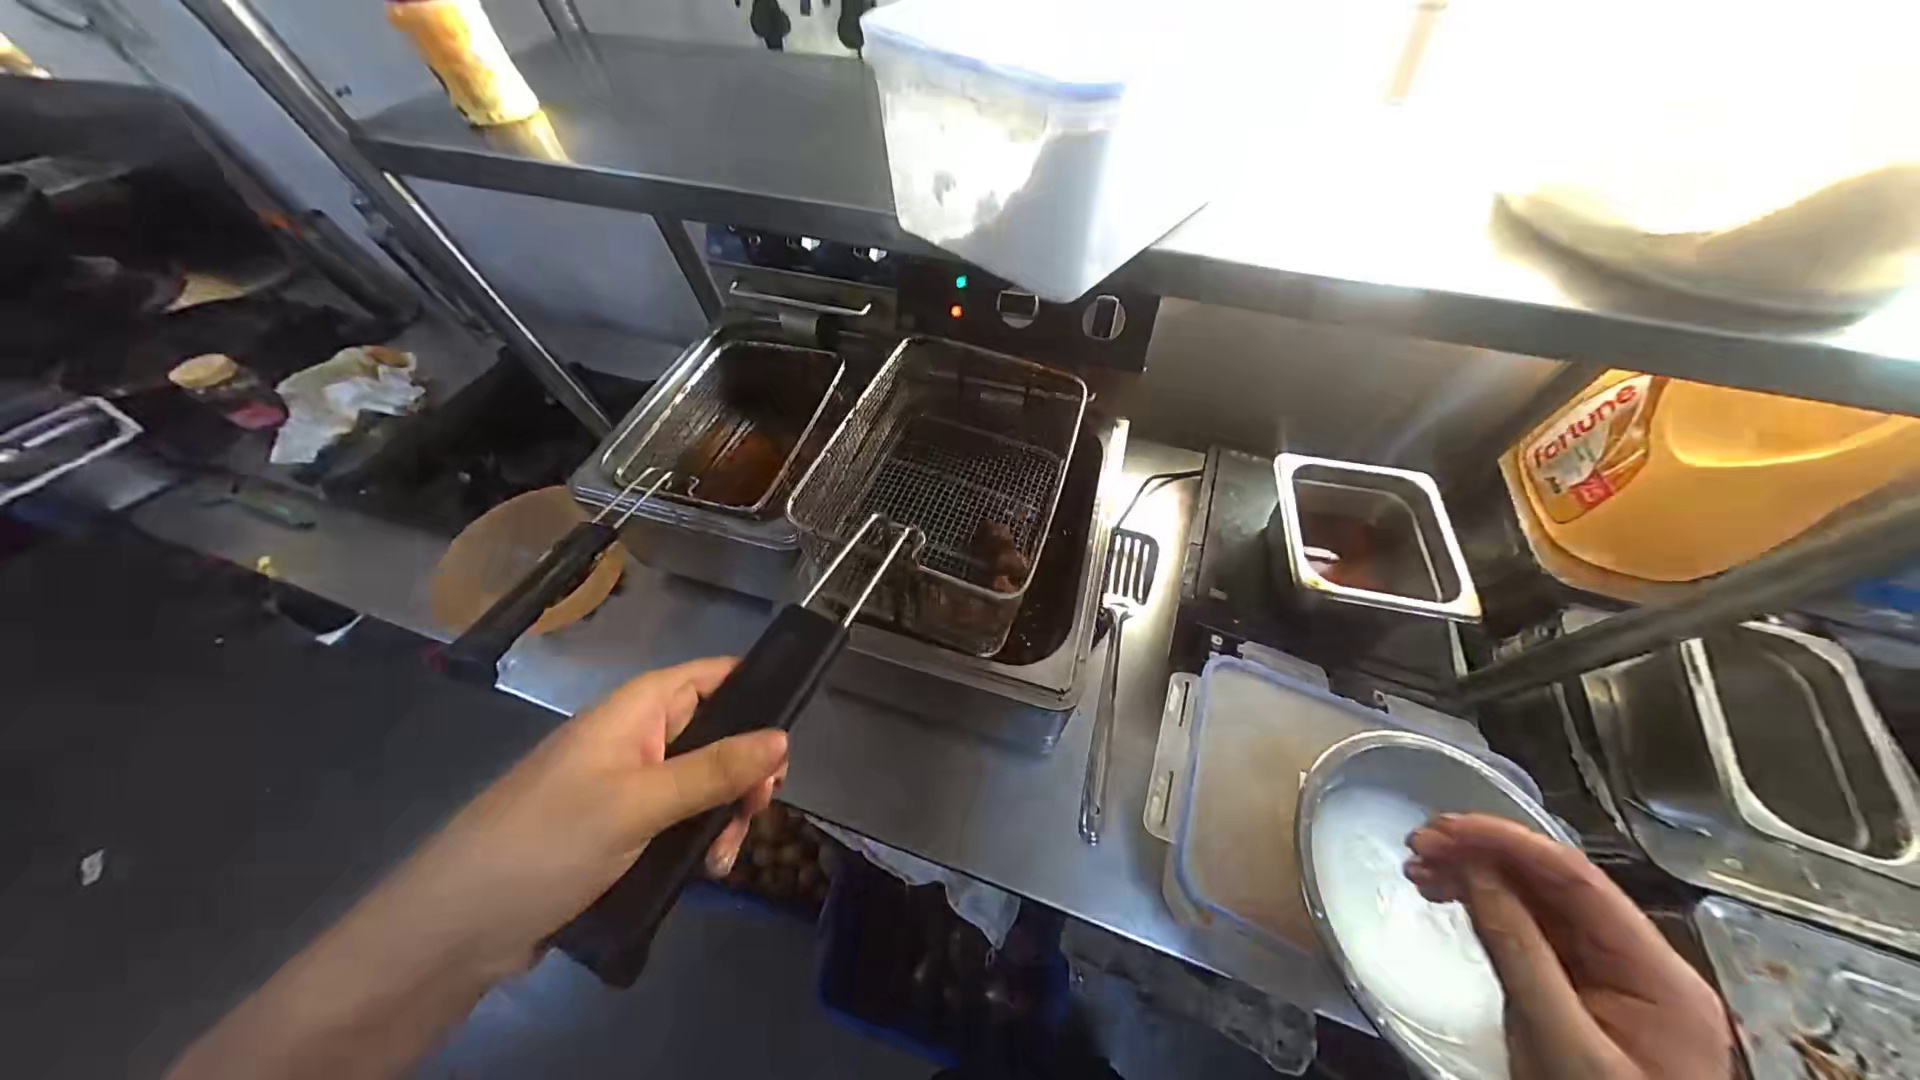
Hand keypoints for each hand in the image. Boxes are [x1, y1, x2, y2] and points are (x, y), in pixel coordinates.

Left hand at [165, 659, 788, 1079]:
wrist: (454, 931)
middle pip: (721, 731)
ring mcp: (634, 781)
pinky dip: (704, 837)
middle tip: (758, 809)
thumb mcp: (640, 802)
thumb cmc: (547, 842)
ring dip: (728, 812)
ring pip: (708, 779)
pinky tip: (709, 867)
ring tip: (725, 854)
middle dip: (747, 769)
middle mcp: (641, 735)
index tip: (787, 738)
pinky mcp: (626, 824)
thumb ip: (716, 768)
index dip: (758, 694)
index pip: (715, 675)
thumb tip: (784, 737)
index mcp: (640, 707)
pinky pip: (684, 816)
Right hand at [1403, 814, 1732, 1079]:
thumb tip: (1474, 869)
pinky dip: (1475, 899)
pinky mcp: (1568, 981)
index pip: (1577, 879)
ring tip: (1416, 866)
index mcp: (1657, 975)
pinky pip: (1520, 922)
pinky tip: (1439, 890)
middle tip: (1417, 842)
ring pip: (1530, 896)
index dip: (1507, 841)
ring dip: (1470, 871)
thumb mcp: (1558, 1042)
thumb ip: (1518, 952)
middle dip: (1480, 852)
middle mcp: (1634, 961)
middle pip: (1551, 882)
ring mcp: (1601, 971)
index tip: (1444, 827)